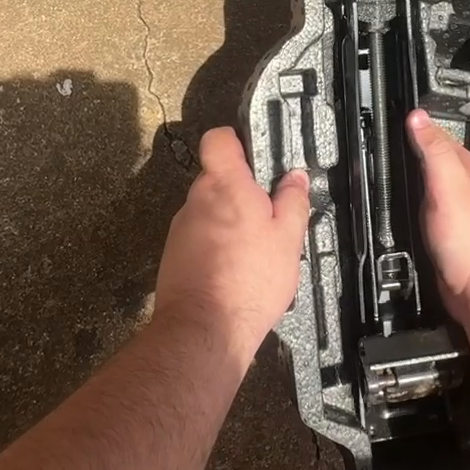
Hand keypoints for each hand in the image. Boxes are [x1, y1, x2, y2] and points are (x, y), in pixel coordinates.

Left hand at [153, 127, 310, 365]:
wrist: (203, 331)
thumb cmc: (247, 281)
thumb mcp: (288, 239)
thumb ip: (293, 201)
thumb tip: (295, 179)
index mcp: (225, 185)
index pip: (218, 139)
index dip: (237, 140)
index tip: (255, 154)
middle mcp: (197, 200)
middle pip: (218, 177)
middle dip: (242, 190)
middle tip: (268, 213)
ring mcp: (182, 228)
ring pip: (210, 209)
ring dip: (230, 220)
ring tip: (255, 248)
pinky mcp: (175, 255)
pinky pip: (201, 236)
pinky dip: (217, 245)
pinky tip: (237, 268)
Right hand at [408, 109, 469, 323]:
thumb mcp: (449, 184)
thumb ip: (434, 149)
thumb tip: (418, 117)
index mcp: (468, 171)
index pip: (439, 137)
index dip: (419, 126)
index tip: (403, 116)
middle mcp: (465, 190)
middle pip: (436, 163)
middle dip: (418, 152)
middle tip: (400, 138)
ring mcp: (458, 214)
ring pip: (432, 189)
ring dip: (417, 180)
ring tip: (403, 167)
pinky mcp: (449, 239)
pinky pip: (429, 215)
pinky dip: (416, 209)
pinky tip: (409, 210)